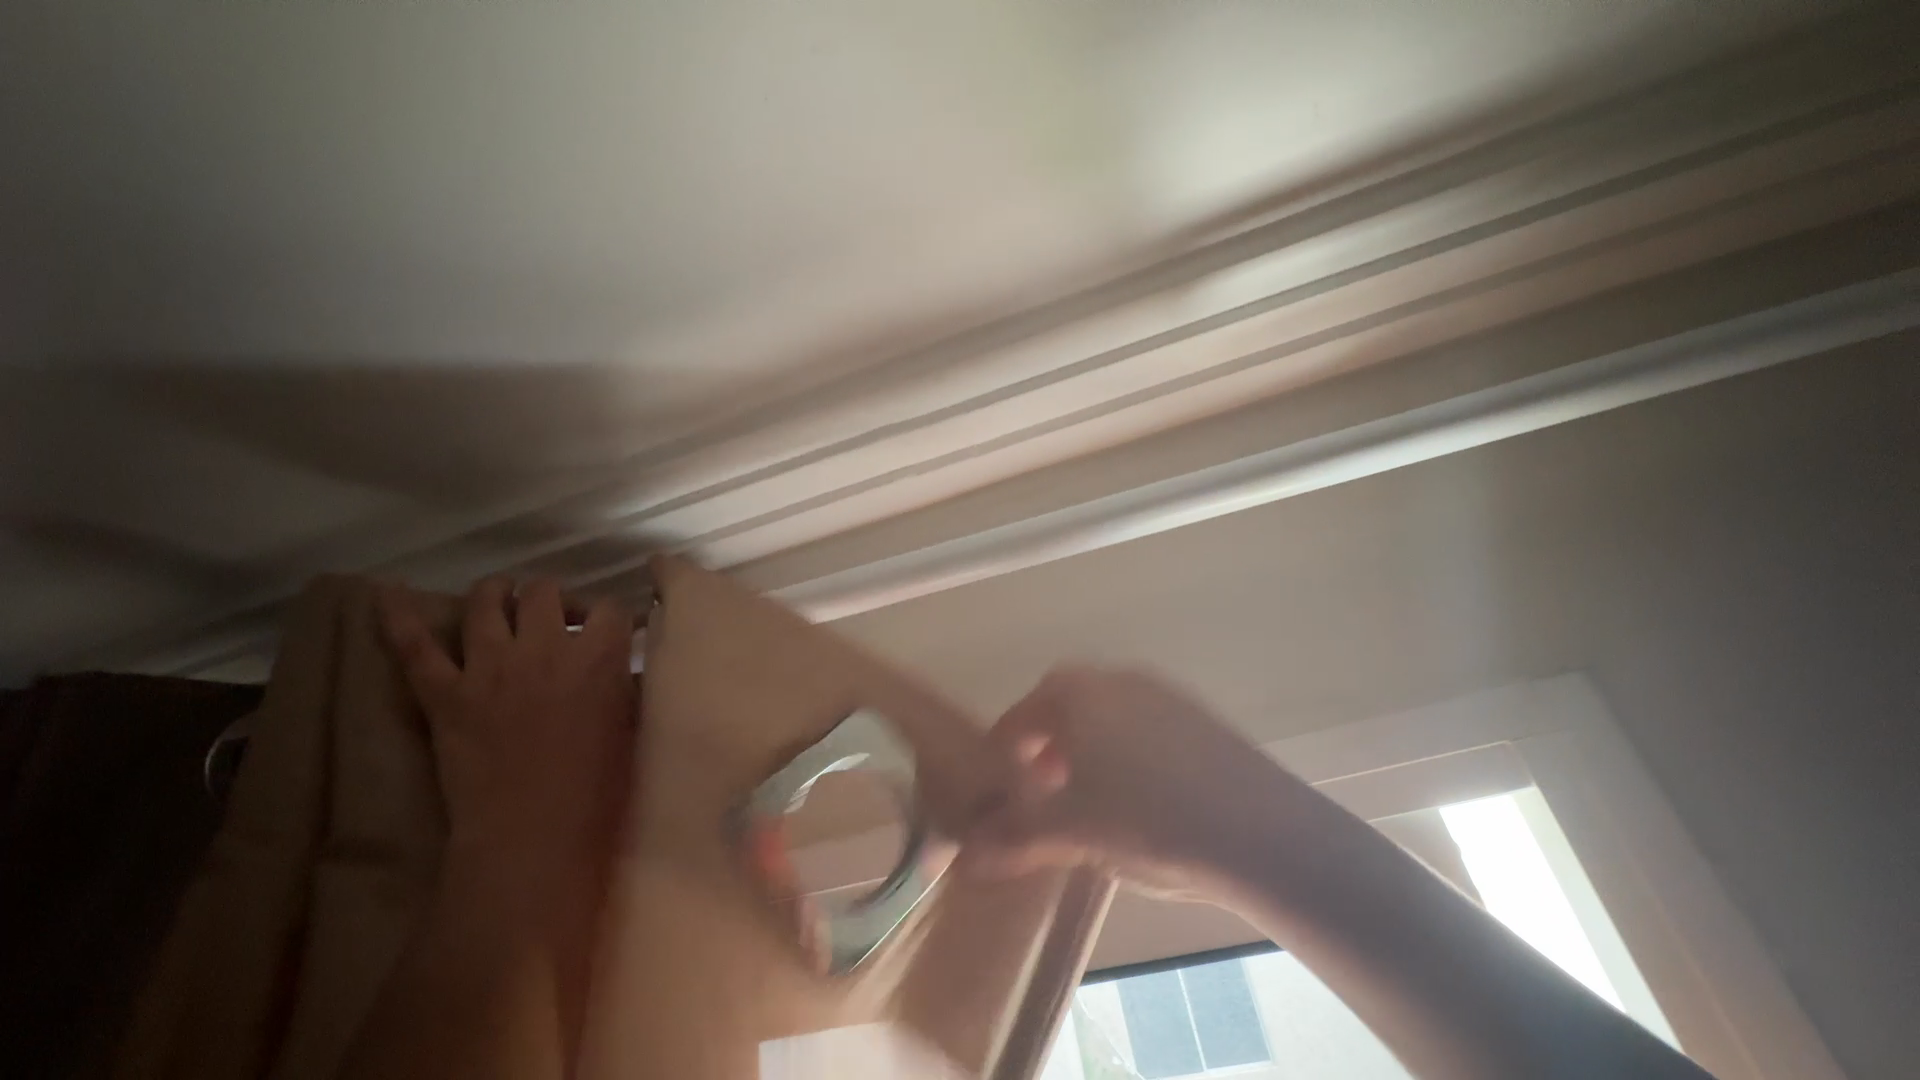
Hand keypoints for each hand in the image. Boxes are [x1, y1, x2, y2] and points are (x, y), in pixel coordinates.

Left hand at [379, 578, 636, 885]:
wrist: (532, 836)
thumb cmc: (598, 790)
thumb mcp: (631, 729)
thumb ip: (625, 688)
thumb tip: (622, 670)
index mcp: (598, 656)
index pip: (609, 609)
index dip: (609, 618)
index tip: (610, 633)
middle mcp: (543, 647)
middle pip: (545, 591)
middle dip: (554, 599)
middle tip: (557, 622)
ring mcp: (489, 667)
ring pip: (487, 602)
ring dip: (498, 593)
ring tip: (502, 600)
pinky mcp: (445, 693)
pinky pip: (415, 647)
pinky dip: (399, 618)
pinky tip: (389, 594)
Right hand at [966, 665, 1304, 896]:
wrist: (1264, 834)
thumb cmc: (1148, 823)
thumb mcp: (1072, 834)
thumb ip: (1014, 841)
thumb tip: (968, 857)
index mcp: (1078, 694)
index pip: (1021, 716)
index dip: (1002, 757)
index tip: (1000, 794)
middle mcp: (1120, 681)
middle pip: (1065, 709)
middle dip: (1045, 752)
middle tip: (1043, 798)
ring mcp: (1168, 696)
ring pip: (1108, 720)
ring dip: (1088, 756)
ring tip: (1092, 807)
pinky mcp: (1205, 721)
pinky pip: (1147, 731)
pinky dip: (1129, 759)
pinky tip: (1145, 807)